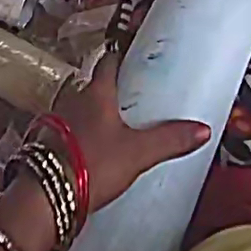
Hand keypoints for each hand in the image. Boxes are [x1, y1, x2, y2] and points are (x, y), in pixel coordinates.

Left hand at [47, 52, 211, 212]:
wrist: (47, 194)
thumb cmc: (93, 163)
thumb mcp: (138, 152)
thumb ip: (170, 139)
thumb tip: (203, 129)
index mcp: (97, 92)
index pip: (108, 62)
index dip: (120, 56)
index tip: (133, 55)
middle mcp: (74, 99)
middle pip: (94, 85)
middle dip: (112, 88)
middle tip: (133, 95)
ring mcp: (58, 120)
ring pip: (81, 107)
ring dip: (95, 112)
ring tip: (116, 123)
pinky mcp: (49, 143)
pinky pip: (70, 129)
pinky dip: (83, 132)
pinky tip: (94, 147)